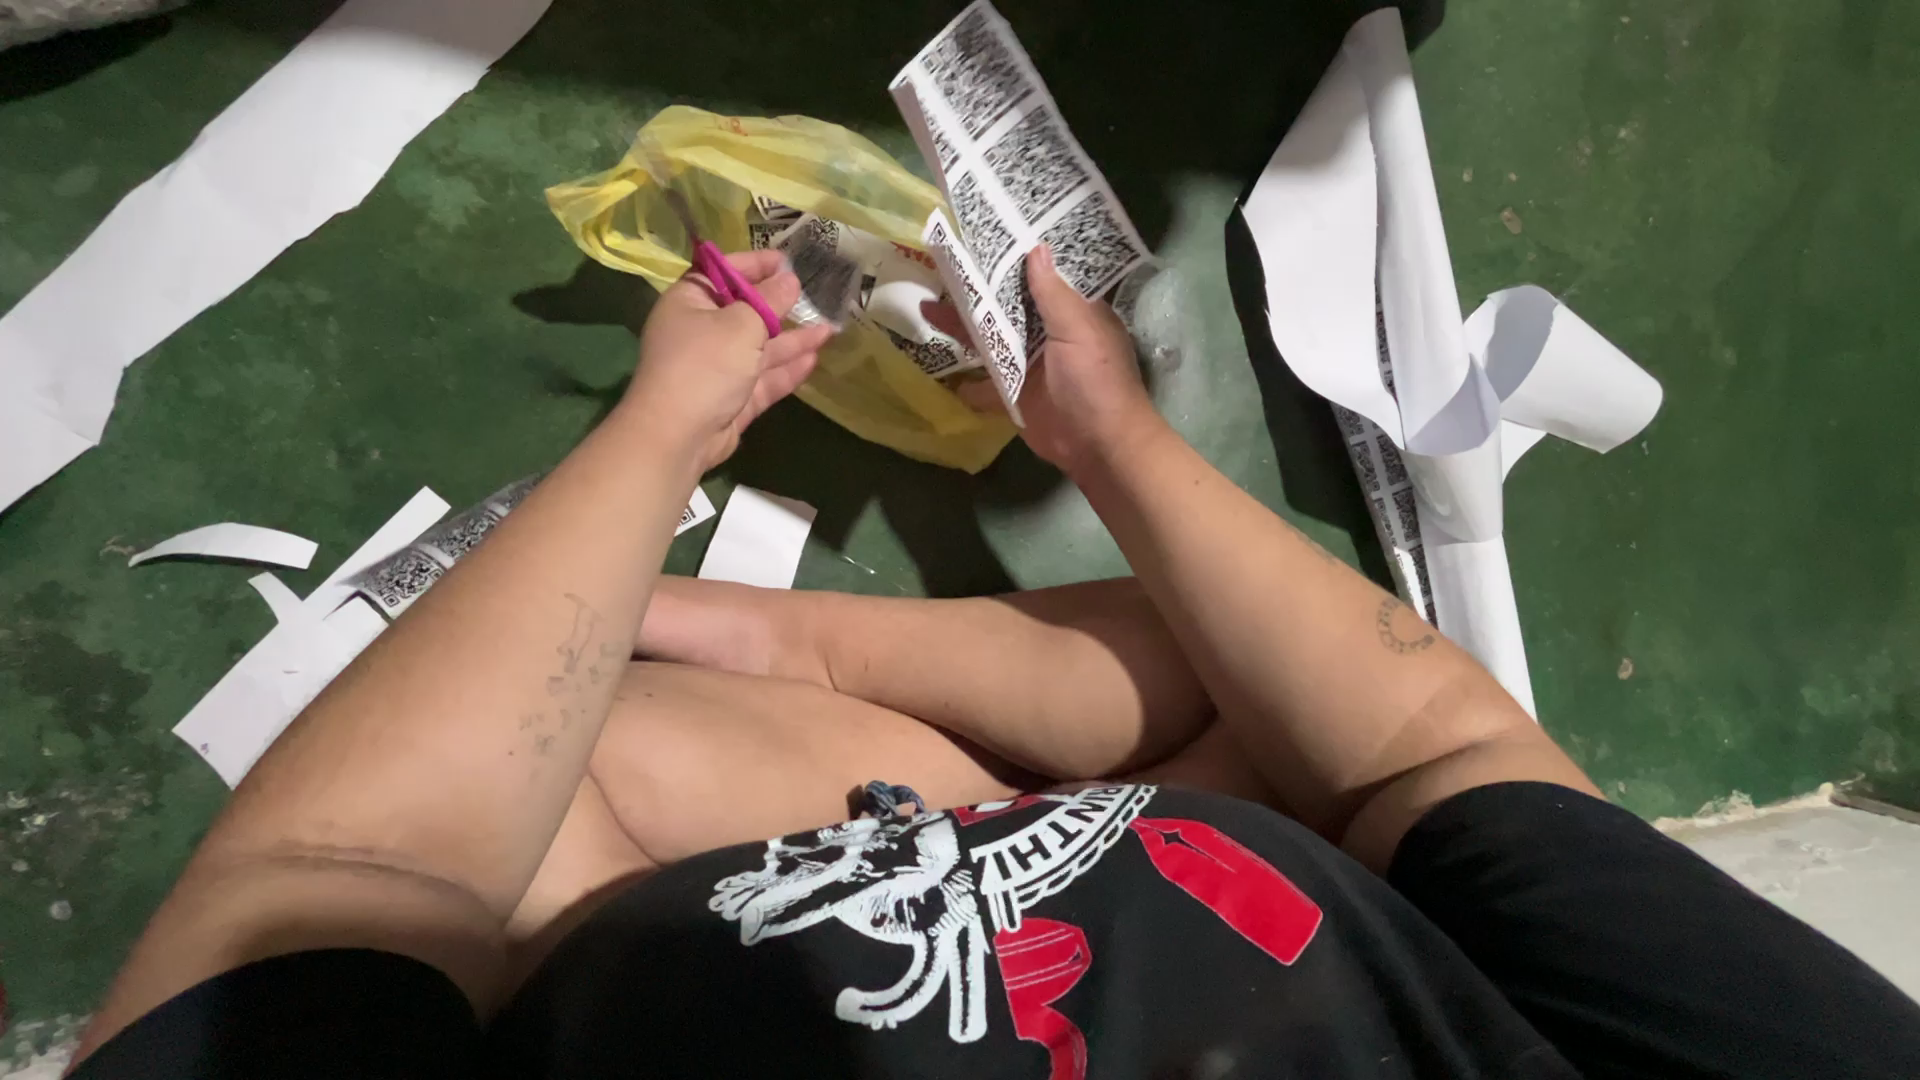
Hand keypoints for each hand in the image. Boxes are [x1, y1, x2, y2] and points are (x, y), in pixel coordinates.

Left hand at [622, 250, 834, 471]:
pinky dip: (787, 369)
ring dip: (792, 340)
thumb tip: (790, 280)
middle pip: (745, 312)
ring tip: (828, 330)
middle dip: (780, 306)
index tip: (784, 260)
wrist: (679, 434)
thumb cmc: (705, 365)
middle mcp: (703, 332)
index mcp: (691, 302)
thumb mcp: (741, 324)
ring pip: (760, 349)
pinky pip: (764, 379)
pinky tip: (813, 360)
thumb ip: (769, 301)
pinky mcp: (733, 398)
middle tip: (813, 295)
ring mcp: (719, 368)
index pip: (723, 273)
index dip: (753, 264)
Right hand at [930, 246, 1159, 473]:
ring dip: (960, 327)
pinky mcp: (1013, 395)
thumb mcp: (1078, 329)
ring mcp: (1028, 365)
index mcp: (1070, 311)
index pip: (1039, 275)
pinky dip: (964, 381)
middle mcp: (1047, 333)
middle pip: (1006, 306)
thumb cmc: (1096, 381)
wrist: (1097, 445)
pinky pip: (984, 384)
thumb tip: (1036, 249)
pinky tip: (937, 368)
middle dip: (975, 290)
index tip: (983, 236)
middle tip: (939, 266)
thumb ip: (1053, 294)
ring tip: (925, 307)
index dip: (1013, 258)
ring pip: (989, 340)